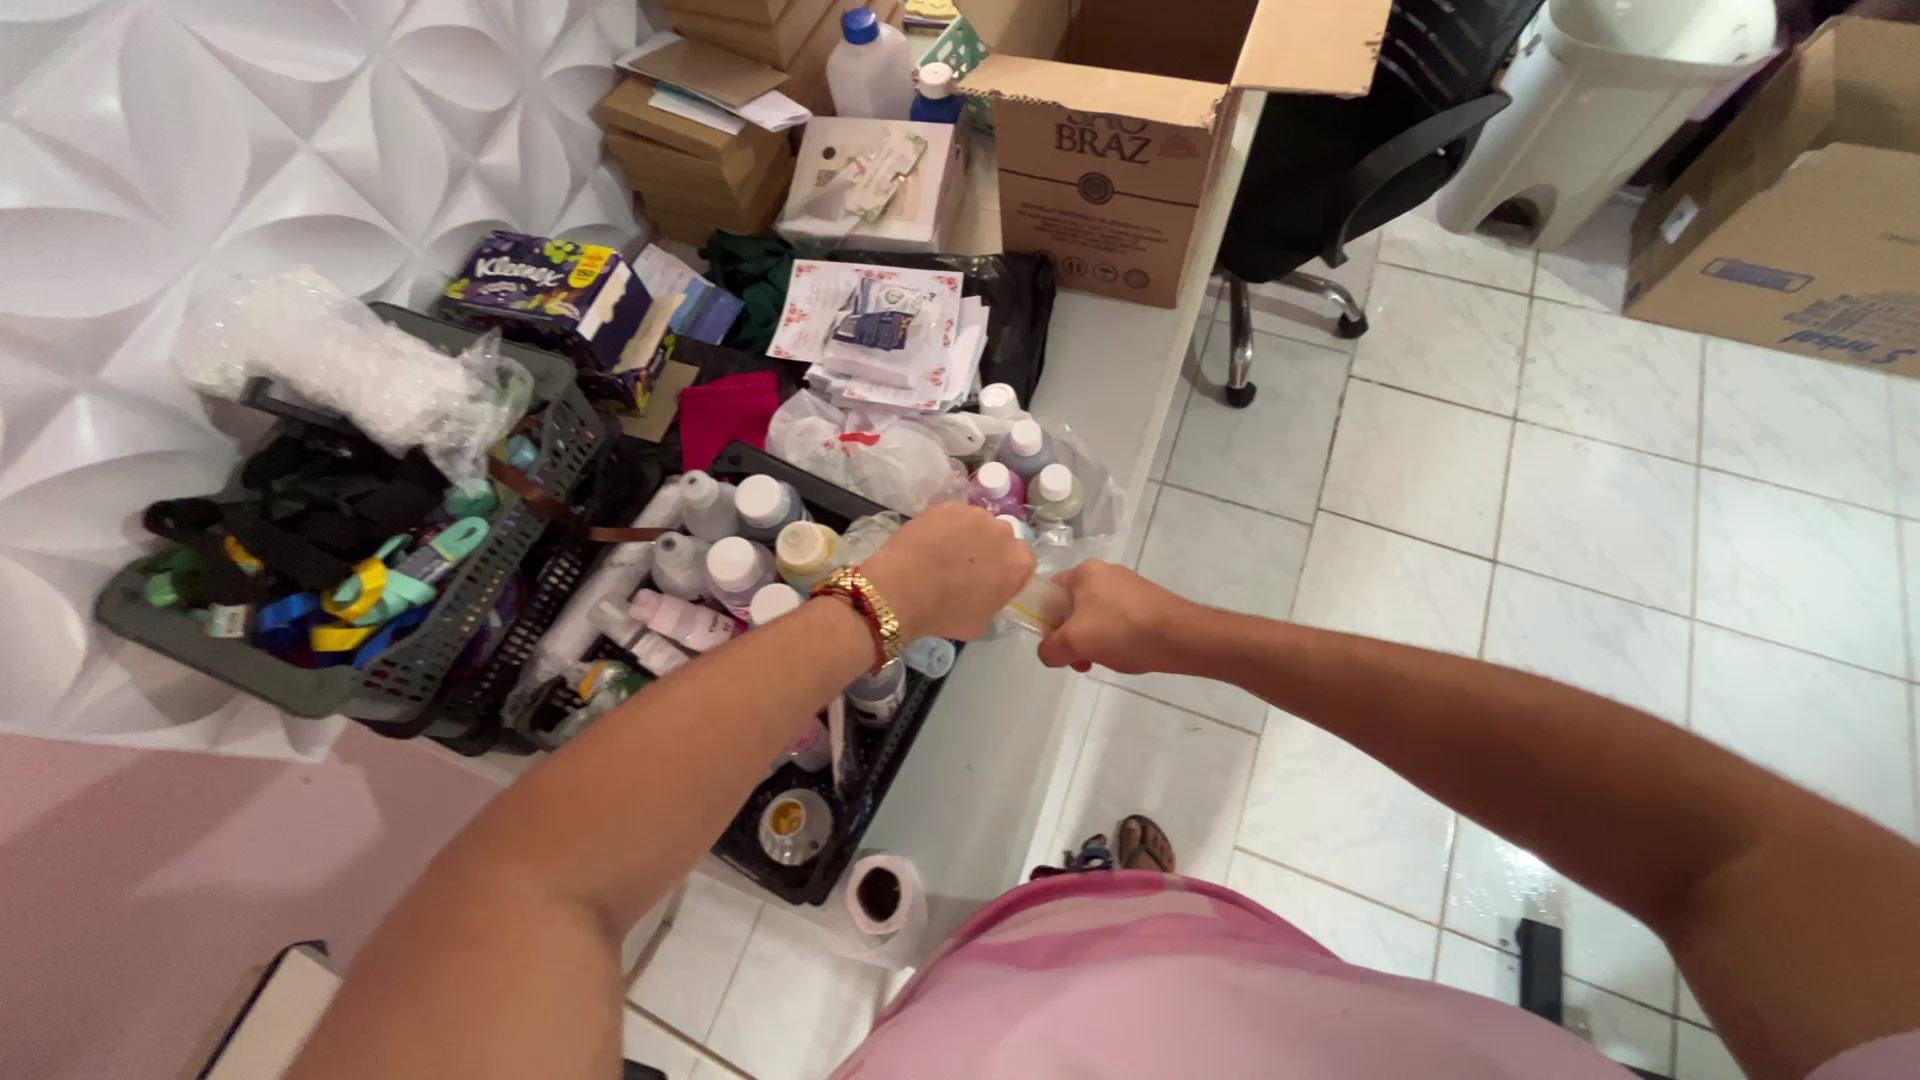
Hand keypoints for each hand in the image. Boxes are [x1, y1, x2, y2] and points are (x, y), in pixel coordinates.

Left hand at [859, 502, 1036, 641]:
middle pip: (1002, 539)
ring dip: (967, 536)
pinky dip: (945, 528)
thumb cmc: (945, 613)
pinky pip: (953, 517)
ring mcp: (974, 514)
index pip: (1024, 561)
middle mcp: (1003, 531)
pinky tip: (929, 544)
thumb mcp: (981, 623)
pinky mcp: (947, 506)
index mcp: (1018, 562)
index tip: (991, 583)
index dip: (1007, 572)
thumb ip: (994, 603)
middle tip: (966, 570)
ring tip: (943, 555)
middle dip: (989, 551)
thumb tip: (985, 595)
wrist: (902, 589)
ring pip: (978, 524)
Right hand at [1037, 560, 1196, 674]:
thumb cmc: (1122, 633)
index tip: (1058, 646)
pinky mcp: (1147, 600)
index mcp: (1084, 572)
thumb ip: (1049, 648)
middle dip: (1071, 637)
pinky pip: (1117, 619)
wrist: (1182, 637)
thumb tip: (1049, 652)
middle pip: (1072, 607)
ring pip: (1095, 616)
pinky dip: (1115, 637)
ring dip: (1092, 640)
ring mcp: (1128, 585)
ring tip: (1105, 660)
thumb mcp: (1074, 643)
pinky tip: (1126, 653)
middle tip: (1081, 660)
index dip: (1046, 623)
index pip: (1049, 594)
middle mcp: (1105, 572)